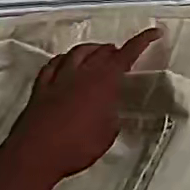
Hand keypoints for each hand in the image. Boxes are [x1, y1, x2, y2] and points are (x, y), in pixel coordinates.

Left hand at [7, 28, 161, 184]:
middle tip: (122, 56)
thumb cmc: (76, 146)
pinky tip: (65, 62)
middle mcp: (83, 72)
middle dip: (115, 50)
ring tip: (97, 54)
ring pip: (78, 51)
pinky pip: (54, 64)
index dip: (144, 40)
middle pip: (103, 50)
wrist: (34, 156)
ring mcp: (60, 78)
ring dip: (92, 50)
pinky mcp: (40, 88)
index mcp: (105, 80)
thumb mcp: (108, 133)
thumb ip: (113, 115)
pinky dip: (64, 59)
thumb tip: (114, 112)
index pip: (129, 52)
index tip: (155, 32)